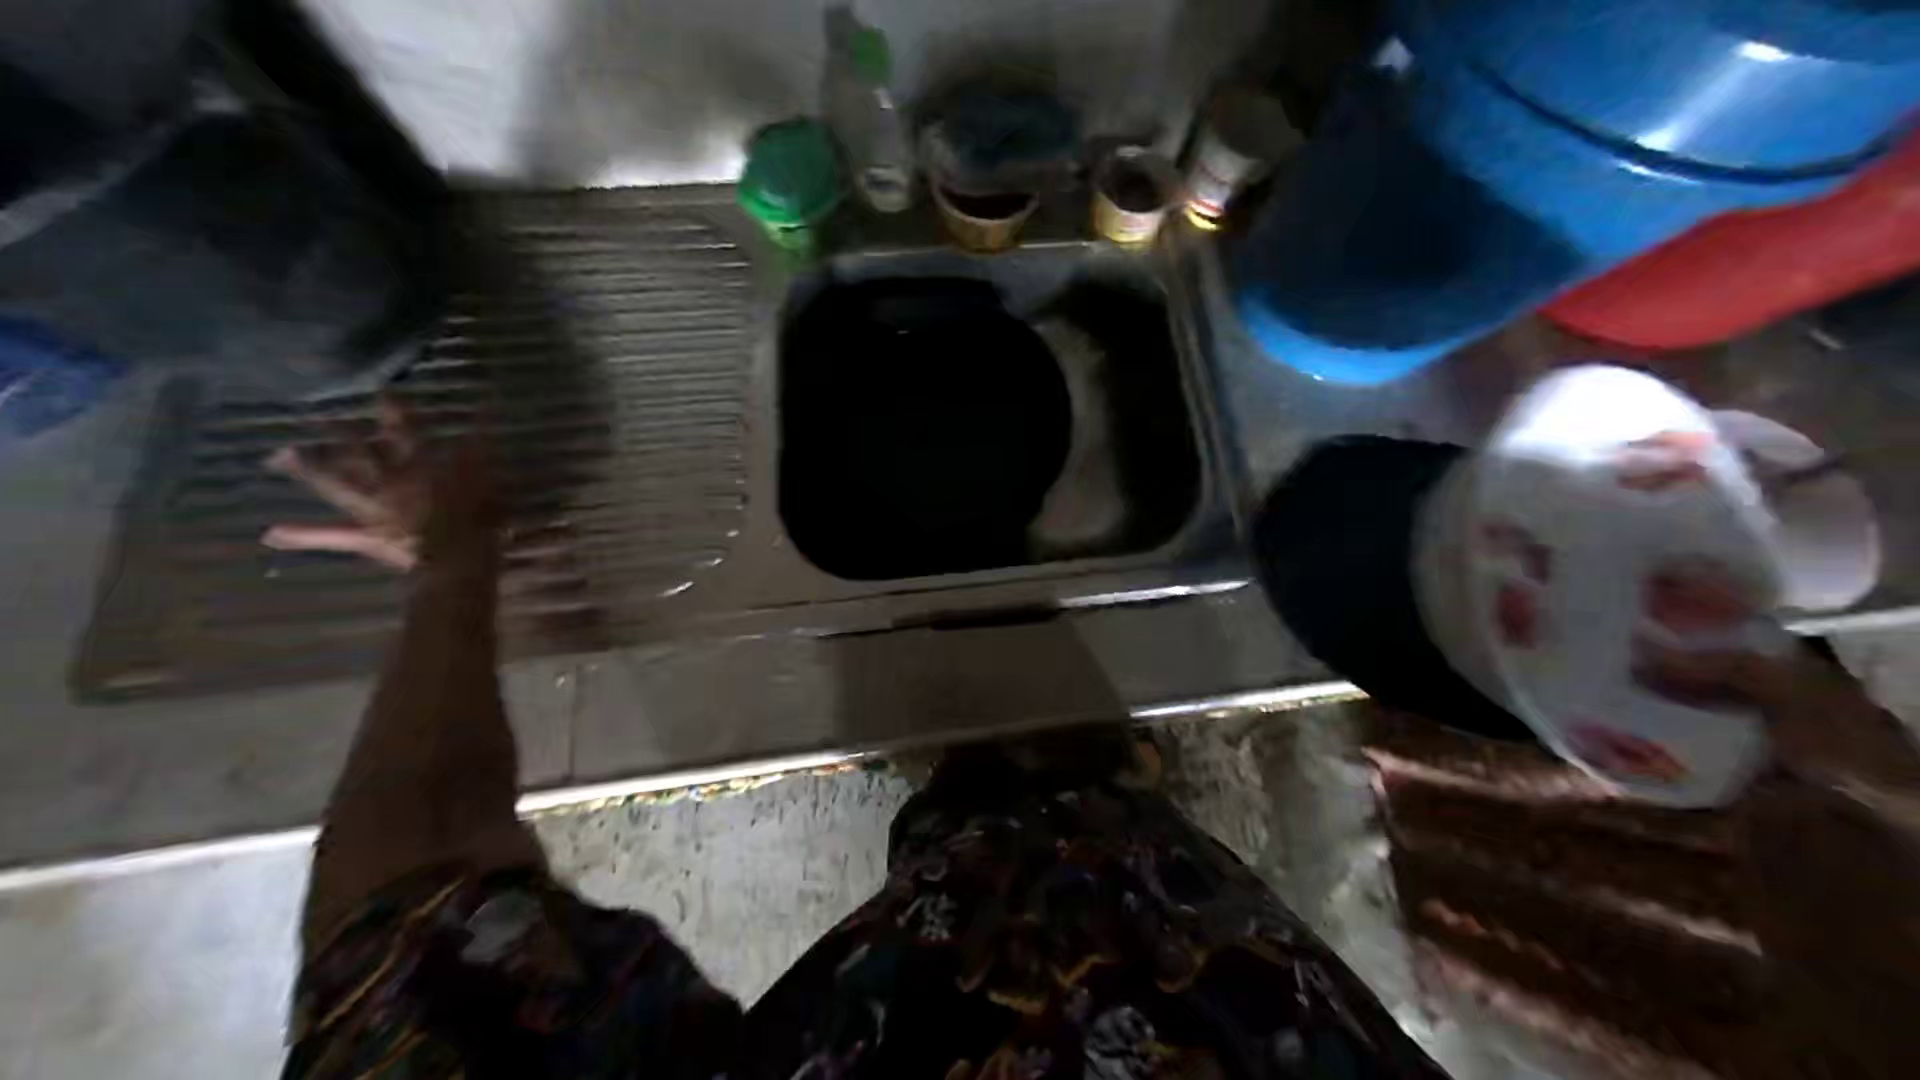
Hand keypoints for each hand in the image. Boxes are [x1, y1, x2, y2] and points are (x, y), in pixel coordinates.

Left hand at [261, 397, 499, 571]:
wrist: (454, 559)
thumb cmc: (477, 521)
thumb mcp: (488, 482)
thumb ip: (481, 453)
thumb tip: (486, 421)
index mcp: (419, 469)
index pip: (407, 432)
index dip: (396, 411)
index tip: (383, 391)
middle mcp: (387, 482)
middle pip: (361, 452)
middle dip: (346, 435)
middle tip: (322, 417)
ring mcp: (371, 508)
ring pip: (335, 484)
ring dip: (310, 469)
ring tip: (280, 454)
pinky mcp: (364, 536)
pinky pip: (332, 536)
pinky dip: (304, 535)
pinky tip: (271, 534)